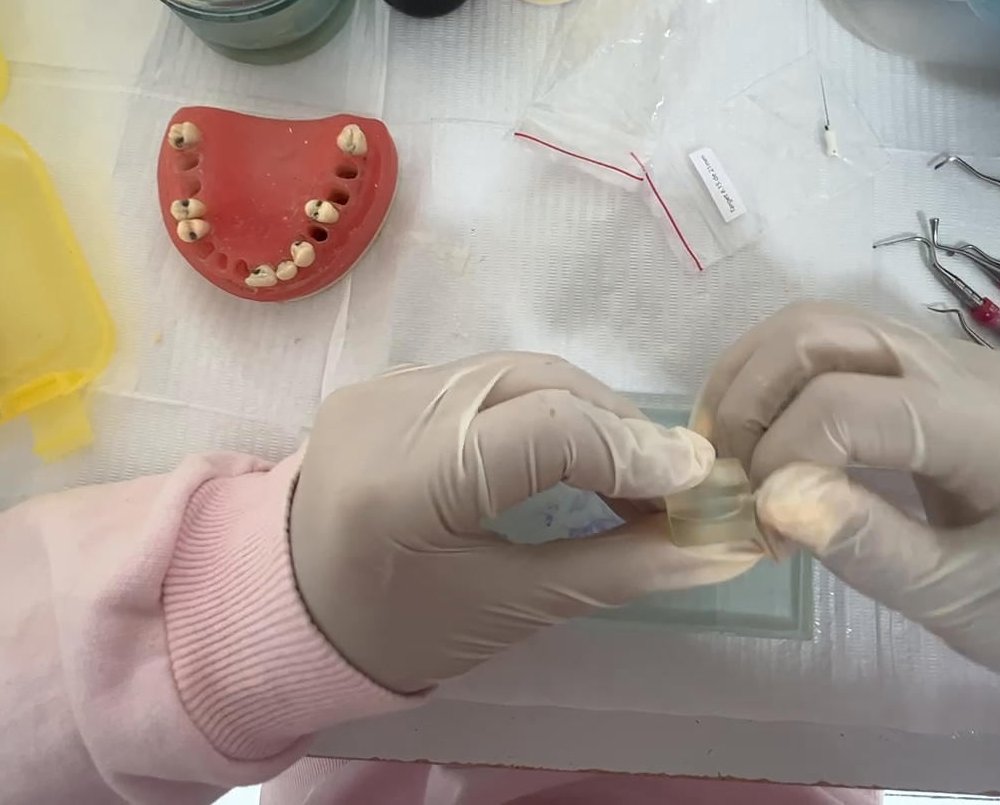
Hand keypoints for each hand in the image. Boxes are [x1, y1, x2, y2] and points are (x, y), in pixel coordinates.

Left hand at [290, 353, 762, 693]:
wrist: (285, 603)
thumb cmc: (394, 630)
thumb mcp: (506, 611)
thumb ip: (614, 569)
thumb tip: (714, 543)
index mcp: (402, 483)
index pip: (540, 430)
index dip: (628, 447)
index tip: (693, 479)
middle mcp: (387, 411)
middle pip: (534, 382)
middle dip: (614, 424)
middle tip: (667, 476)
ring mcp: (381, 386)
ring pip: (514, 370)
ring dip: (582, 408)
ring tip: (623, 463)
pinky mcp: (385, 380)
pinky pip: (484, 376)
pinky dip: (539, 403)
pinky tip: (563, 444)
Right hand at [696, 303, 999, 705]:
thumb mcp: (967, 601)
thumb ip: (868, 546)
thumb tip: (769, 498)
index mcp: (993, 425)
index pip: (848, 402)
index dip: (782, 454)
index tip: (762, 525)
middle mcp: (962, 364)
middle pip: (818, 330)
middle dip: (749, 393)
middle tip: (727, 470)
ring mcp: (946, 356)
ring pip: (818, 324)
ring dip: (754, 375)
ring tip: (730, 446)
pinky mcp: (929, 368)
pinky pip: (835, 345)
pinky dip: (779, 377)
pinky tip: (765, 429)